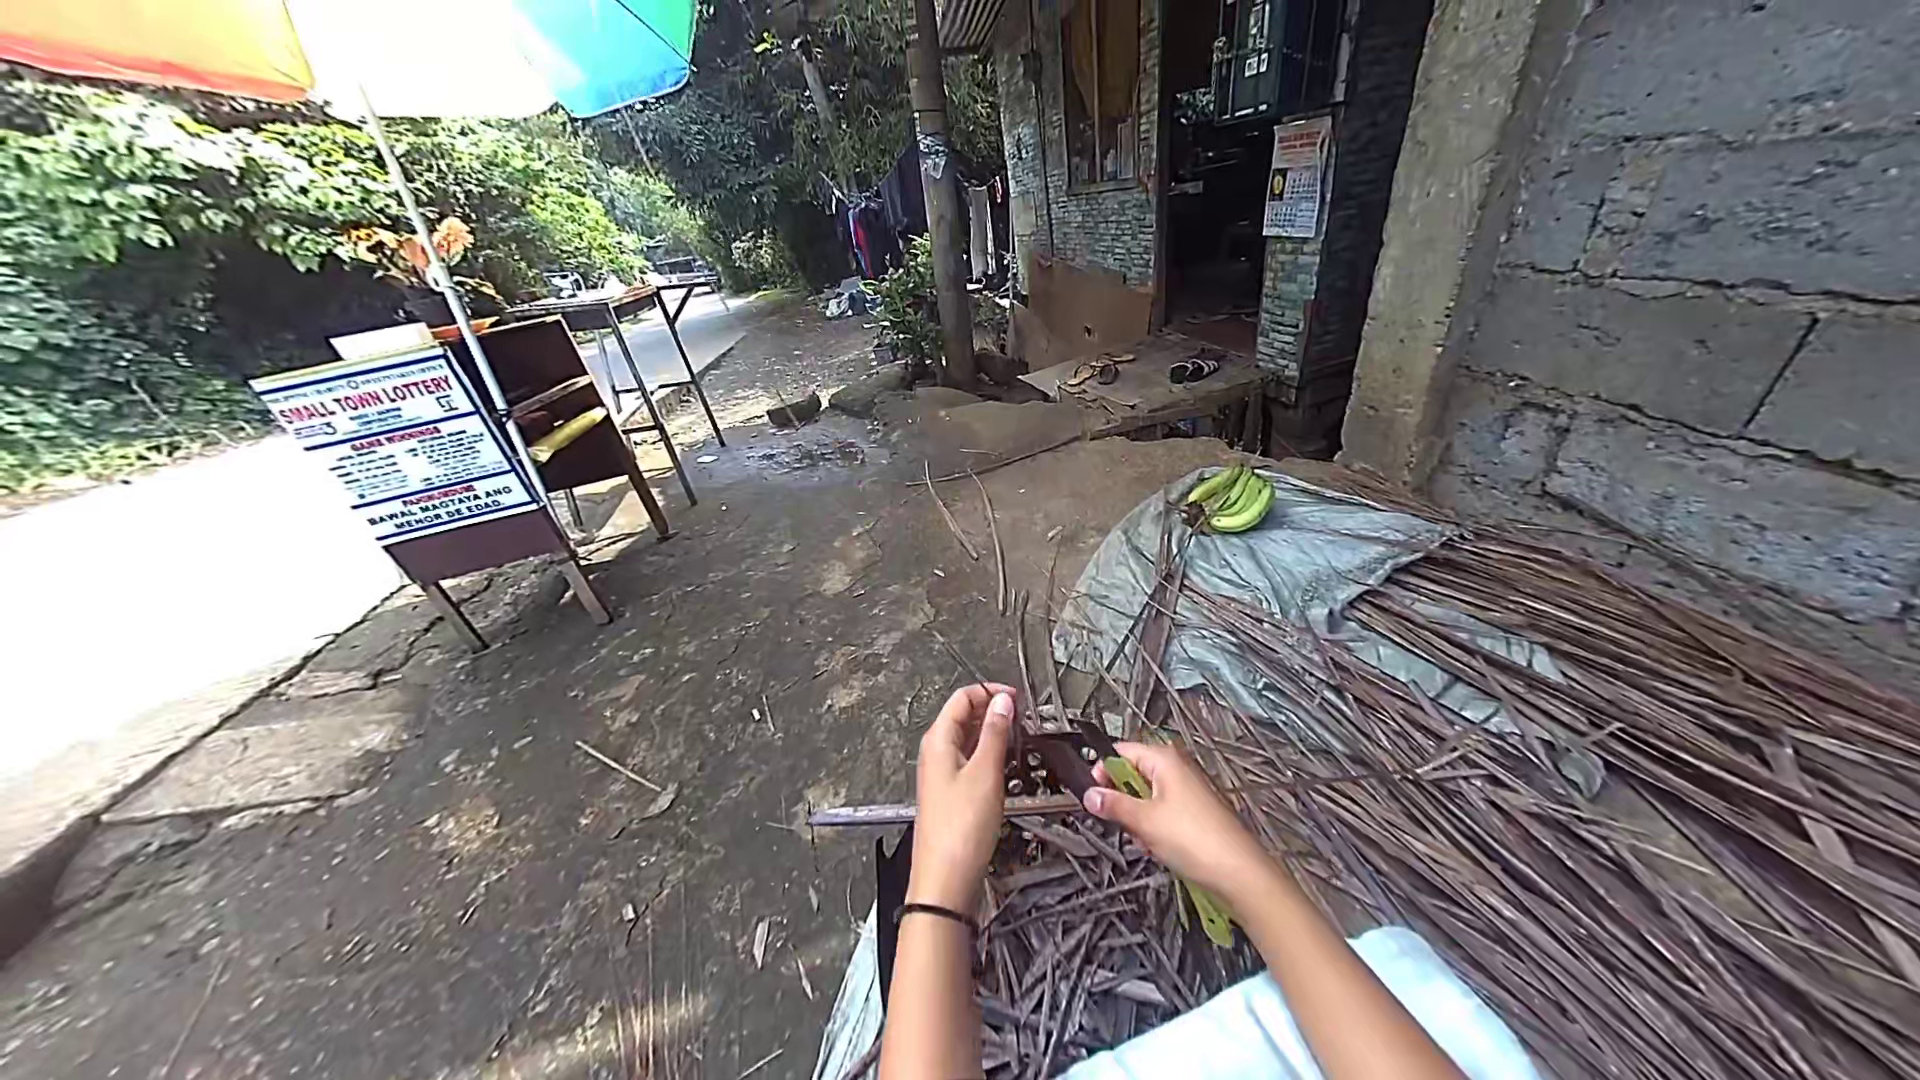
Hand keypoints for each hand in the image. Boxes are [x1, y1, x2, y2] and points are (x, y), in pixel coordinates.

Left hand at [910, 683, 1016, 910]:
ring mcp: (943, 774)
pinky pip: (971, 761)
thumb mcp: (985, 772)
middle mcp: (936, 753)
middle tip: (1021, 716)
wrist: (945, 880)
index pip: (962, 697)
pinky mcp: (952, 793)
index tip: (1016, 697)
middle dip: (992, 710)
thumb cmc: (959, 831)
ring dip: (992, 732)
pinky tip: (1006, 764)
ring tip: (1018, 737)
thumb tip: (1003, 702)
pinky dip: (989, 754)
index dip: (989, 692)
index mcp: (938, 740)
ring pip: (968, 738)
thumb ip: (995, 732)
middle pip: (964, 716)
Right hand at [1082, 741, 1275, 902]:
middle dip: (1122, 800)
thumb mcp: (1144, 821)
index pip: (1120, 752)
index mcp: (1164, 760)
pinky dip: (1154, 828)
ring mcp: (1187, 790)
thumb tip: (1090, 795)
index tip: (1094, 793)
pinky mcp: (1194, 812)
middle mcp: (1176, 768)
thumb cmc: (1197, 841)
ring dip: (1138, 818)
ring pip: (1145, 797)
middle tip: (1123, 821)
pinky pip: (1161, 812)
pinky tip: (1159, 847)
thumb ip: (1112, 805)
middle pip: (1132, 775)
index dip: (1103, 771)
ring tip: (1146, 839)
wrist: (1241, 875)